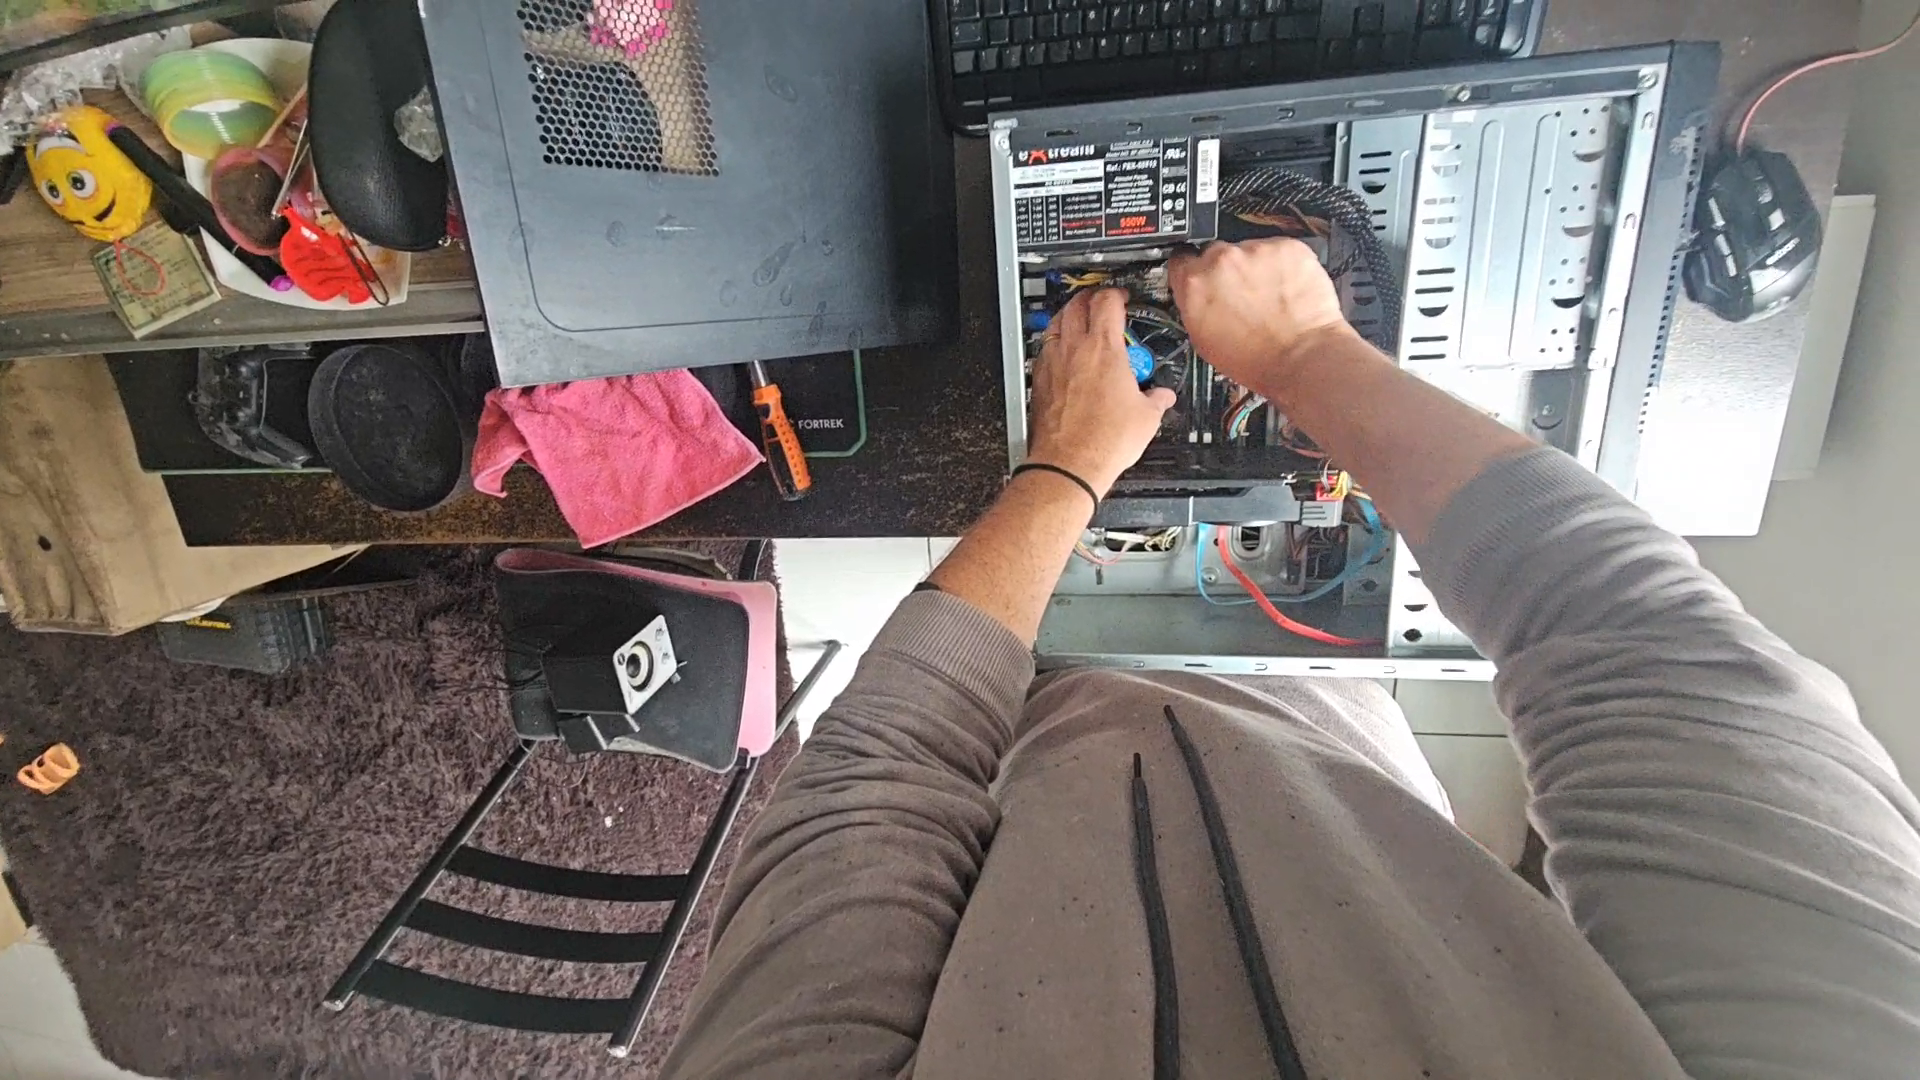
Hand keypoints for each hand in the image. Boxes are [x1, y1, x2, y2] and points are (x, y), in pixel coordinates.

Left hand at [1026, 288, 1176, 495]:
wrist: (1069, 464)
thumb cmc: (1103, 441)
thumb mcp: (1146, 418)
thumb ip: (1156, 399)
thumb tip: (1162, 396)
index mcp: (1104, 349)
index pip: (1107, 301)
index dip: (1117, 293)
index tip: (1123, 297)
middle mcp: (1074, 351)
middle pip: (1077, 305)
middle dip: (1090, 298)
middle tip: (1100, 302)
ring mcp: (1053, 365)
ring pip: (1056, 324)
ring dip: (1069, 316)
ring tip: (1078, 320)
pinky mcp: (1040, 382)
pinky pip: (1044, 351)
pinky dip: (1055, 345)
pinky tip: (1062, 355)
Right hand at [1168, 238, 1362, 395]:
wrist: (1299, 356)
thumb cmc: (1254, 358)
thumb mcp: (1202, 341)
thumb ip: (1194, 307)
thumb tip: (1197, 297)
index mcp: (1194, 284)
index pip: (1180, 261)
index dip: (1189, 271)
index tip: (1197, 276)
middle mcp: (1221, 261)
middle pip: (1215, 254)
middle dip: (1224, 272)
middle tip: (1239, 297)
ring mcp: (1255, 251)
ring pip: (1248, 251)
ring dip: (1254, 269)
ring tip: (1266, 298)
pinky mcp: (1287, 248)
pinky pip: (1278, 251)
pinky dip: (1281, 266)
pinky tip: (1284, 291)